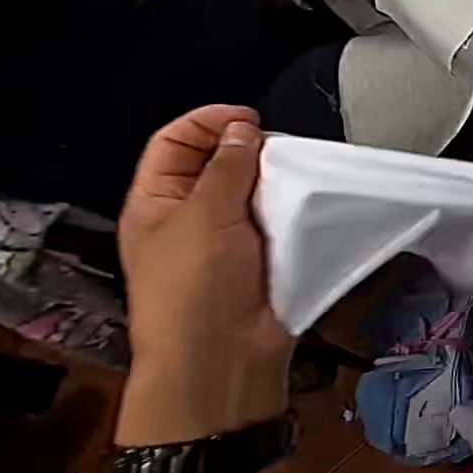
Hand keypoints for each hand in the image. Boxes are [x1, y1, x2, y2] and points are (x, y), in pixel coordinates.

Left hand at [117, 105, 292, 445]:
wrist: (225, 353)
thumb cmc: (196, 285)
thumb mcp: (204, 216)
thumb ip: (226, 168)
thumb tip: (243, 129)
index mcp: (158, 201)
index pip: (175, 143)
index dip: (208, 123)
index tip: (251, 119)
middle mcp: (192, 215)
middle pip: (219, 164)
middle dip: (250, 150)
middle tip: (283, 149)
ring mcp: (231, 237)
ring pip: (255, 192)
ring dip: (278, 181)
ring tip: (302, 174)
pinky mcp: (267, 256)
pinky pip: (281, 220)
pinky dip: (297, 208)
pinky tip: (314, 202)